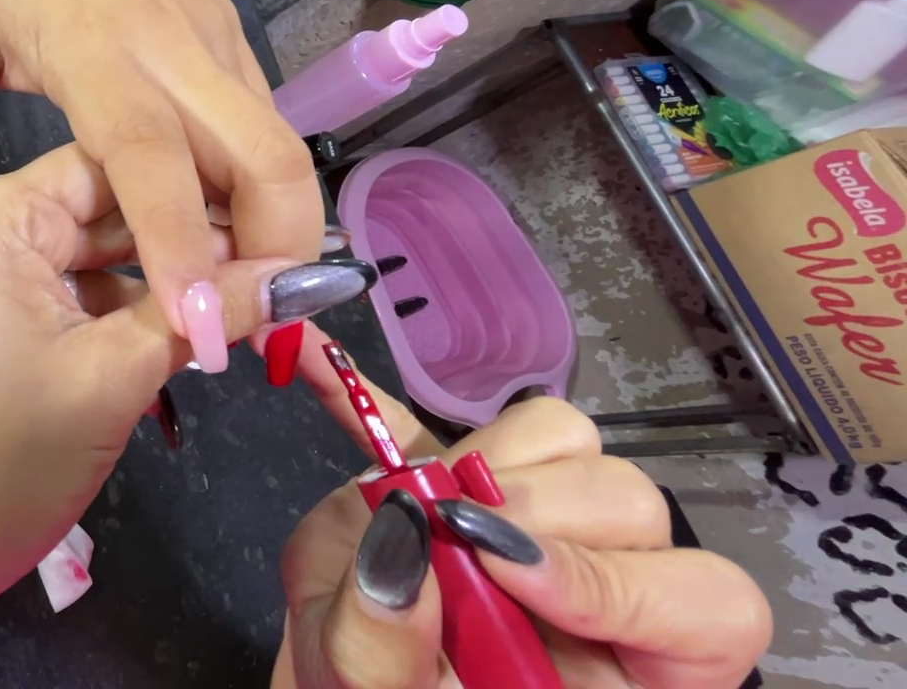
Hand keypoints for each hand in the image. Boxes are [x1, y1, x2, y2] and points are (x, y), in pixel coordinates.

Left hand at [0, 0, 325, 375]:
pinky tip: (228, 216)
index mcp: (93, 54)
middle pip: (262, 155)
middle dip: (277, 246)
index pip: (151, 160)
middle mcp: (171, 49)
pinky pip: (261, 114)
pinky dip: (261, 176)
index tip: (201, 328)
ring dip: (280, 219)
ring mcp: (212, 36)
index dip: (181, 246)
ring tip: (245, 285)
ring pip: (277, 139)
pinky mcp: (230, 28)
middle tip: (253, 321)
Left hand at [0, 147, 371, 687]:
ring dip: (143, 286)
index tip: (275, 234)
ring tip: (223, 315)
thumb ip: (205, 312)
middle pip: (97, 210)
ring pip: (77, 253)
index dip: (198, 199)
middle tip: (269, 282)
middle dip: (177, 252)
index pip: (116, 165)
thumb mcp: (113, 380)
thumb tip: (297, 272)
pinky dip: (99, 308)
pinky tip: (156, 336)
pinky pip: (46, 284)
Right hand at [278, 335, 772, 688]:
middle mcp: (591, 581)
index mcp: (622, 669)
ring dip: (484, 450)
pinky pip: (416, 415)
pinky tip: (310, 356)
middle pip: (629, 503)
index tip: (502, 566)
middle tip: (450, 522)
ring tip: (419, 486)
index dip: (614, 579)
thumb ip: (384, 642)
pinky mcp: (440, 473)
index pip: (704, 608)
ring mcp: (510, 513)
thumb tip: (406, 532)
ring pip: (562, 438)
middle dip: (534, 506)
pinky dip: (360, 392)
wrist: (331, 663)